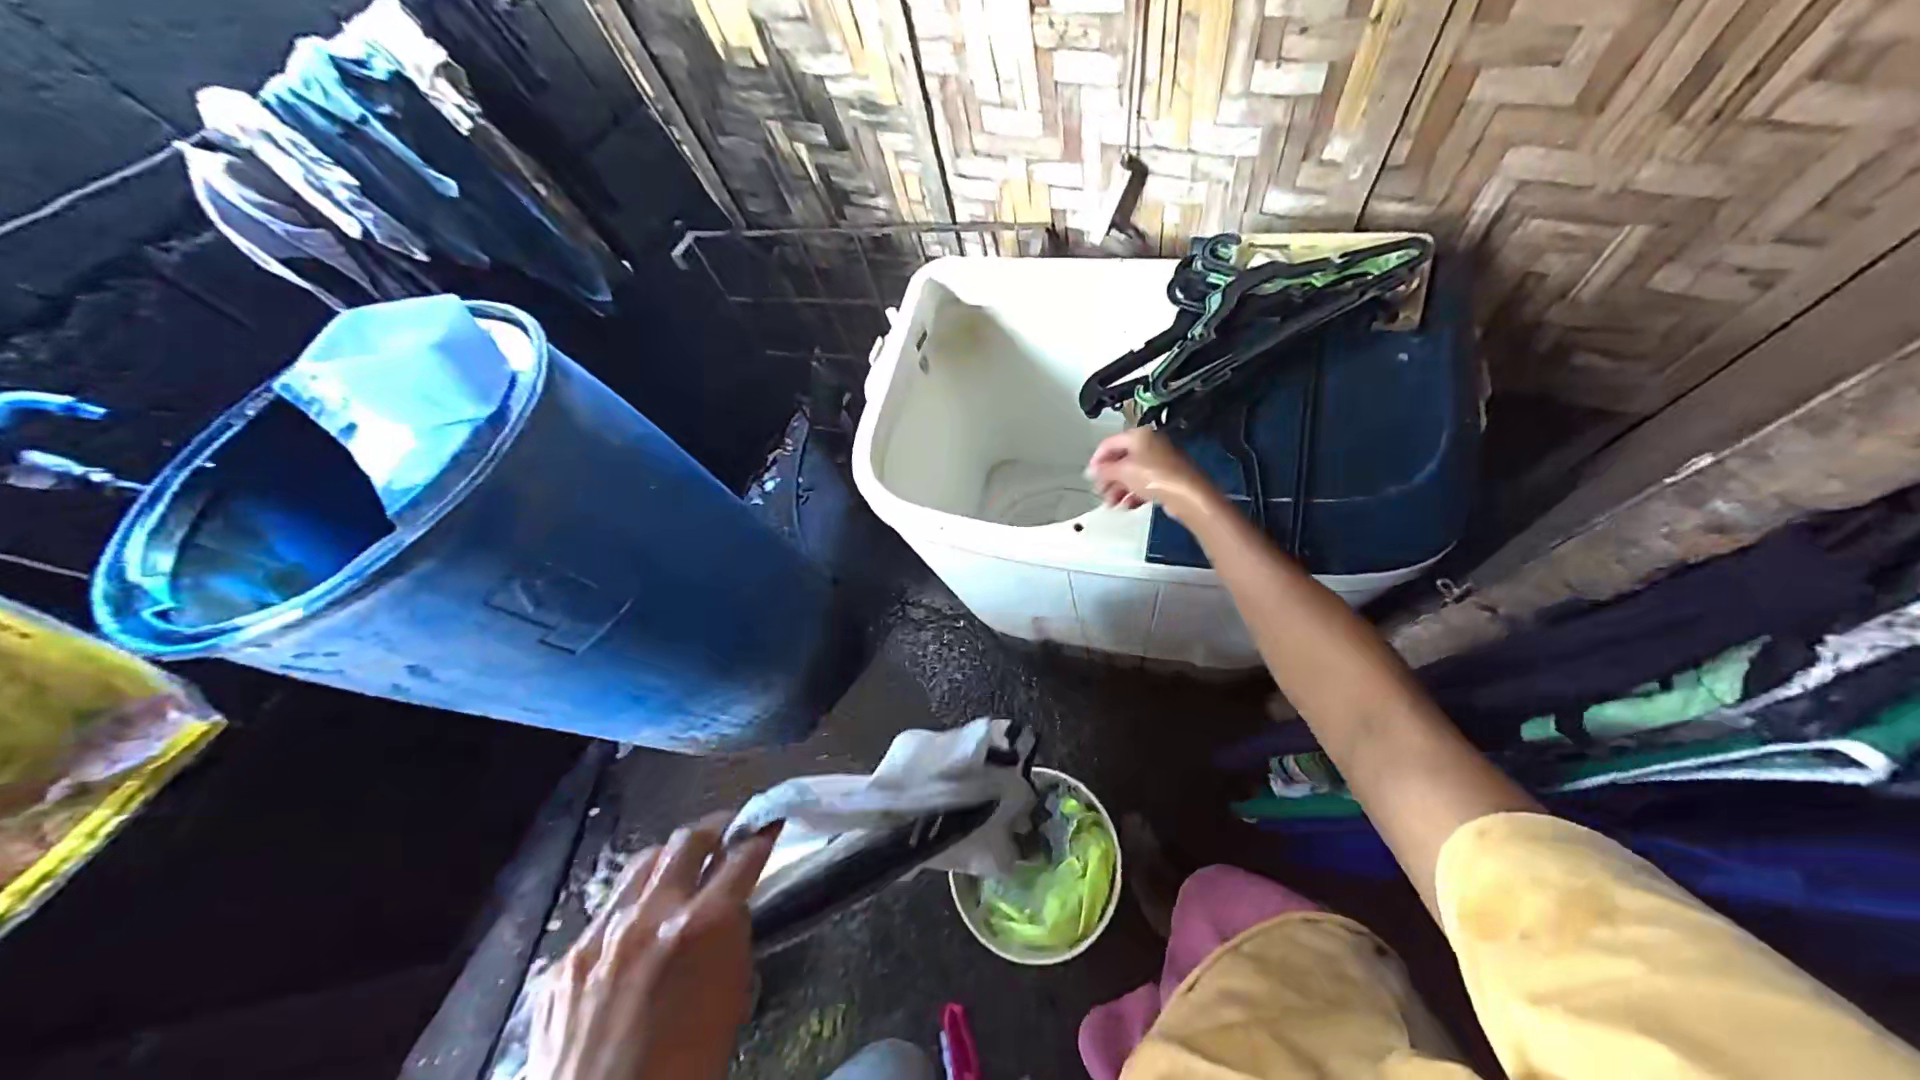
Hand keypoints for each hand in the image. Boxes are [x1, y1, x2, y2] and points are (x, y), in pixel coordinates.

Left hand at [529, 812, 778, 1079]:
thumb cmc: (687, 1070)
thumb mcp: (731, 998)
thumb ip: (731, 940)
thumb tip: (730, 910)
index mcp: (703, 925)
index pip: (743, 856)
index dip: (761, 836)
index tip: (769, 827)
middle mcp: (651, 914)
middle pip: (689, 840)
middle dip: (716, 829)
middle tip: (729, 833)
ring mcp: (601, 933)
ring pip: (642, 863)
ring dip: (670, 858)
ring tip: (682, 867)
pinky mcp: (565, 959)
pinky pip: (605, 911)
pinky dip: (630, 906)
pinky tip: (636, 929)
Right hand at [1086, 427, 1222, 522]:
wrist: (1187, 495)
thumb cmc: (1157, 476)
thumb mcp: (1122, 471)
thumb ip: (1104, 470)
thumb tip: (1092, 471)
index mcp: (1139, 435)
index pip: (1110, 443)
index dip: (1097, 459)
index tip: (1090, 473)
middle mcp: (1151, 445)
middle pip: (1122, 460)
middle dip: (1109, 478)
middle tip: (1100, 490)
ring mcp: (1160, 461)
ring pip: (1132, 474)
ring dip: (1119, 489)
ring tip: (1111, 503)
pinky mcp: (1167, 478)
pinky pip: (1144, 484)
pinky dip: (1133, 493)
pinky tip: (1127, 505)